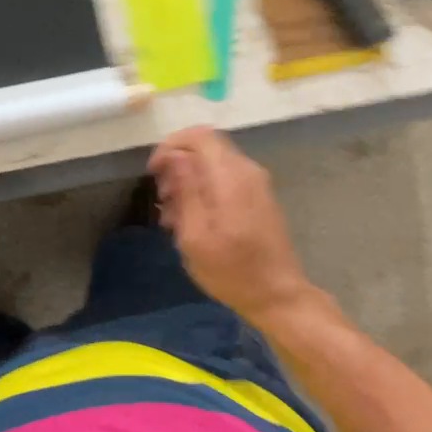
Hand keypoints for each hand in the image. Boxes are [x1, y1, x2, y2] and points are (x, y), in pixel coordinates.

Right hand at [148, 127, 317, 323]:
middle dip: (177, 166)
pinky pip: (225, 178)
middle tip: (163, 201)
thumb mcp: (195, 236)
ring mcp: (256, 183)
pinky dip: (205, 190)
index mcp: (230, 177)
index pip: (198, 136)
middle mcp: (247, 171)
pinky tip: (194, 221)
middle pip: (205, 147)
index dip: (170, 146)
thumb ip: (185, 191)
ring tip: (174, 218)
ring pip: (213, 163)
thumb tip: (174, 157)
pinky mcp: (259, 196)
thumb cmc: (231, 271)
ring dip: (189, 181)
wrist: (278, 295)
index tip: (153, 173)